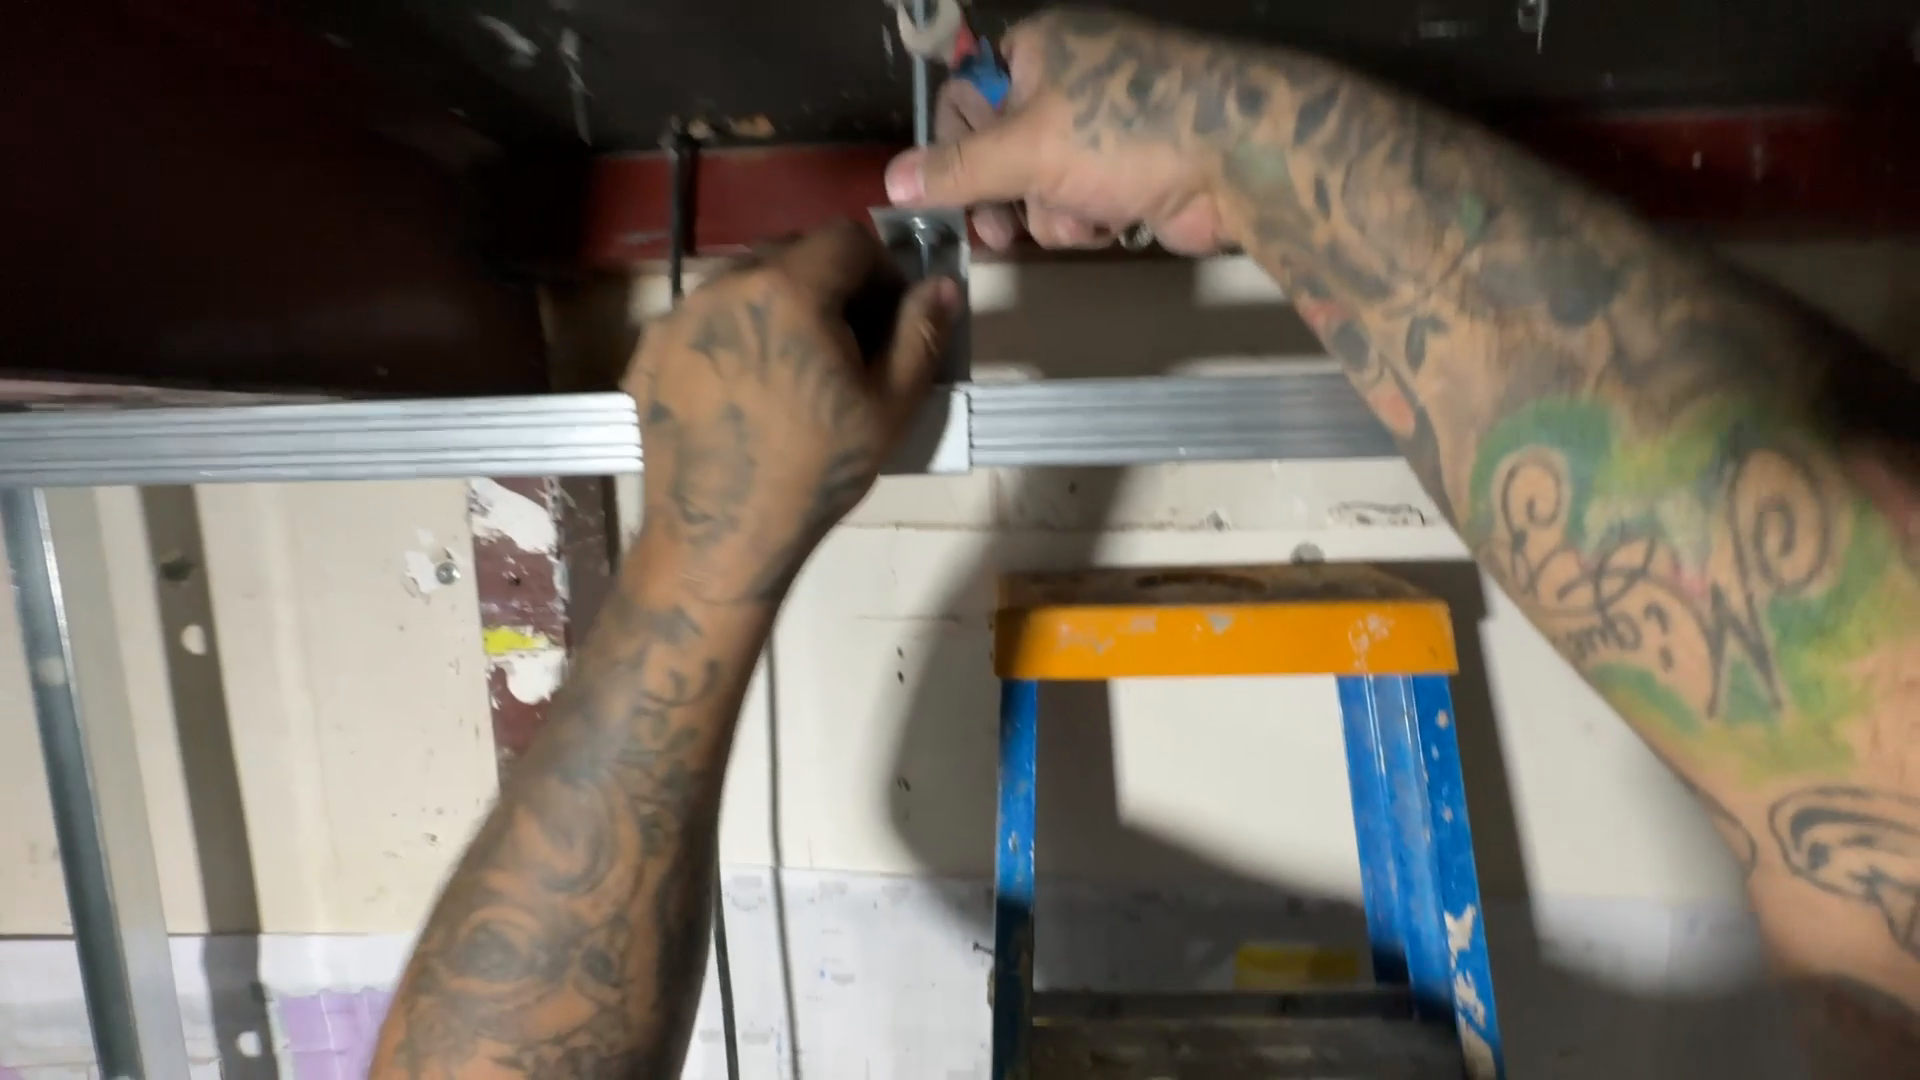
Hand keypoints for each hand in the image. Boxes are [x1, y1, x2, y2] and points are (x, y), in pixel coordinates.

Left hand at [624, 221, 957, 599]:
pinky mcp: (647, 352)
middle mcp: (722, 285)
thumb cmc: (816, 473)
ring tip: (791, 371)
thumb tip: (942, 284)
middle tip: (845, 348)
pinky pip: (703, 319)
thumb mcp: (888, 409)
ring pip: (743, 284)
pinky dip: (733, 335)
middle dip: (829, 286)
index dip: (881, 271)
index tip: (888, 318)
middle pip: (792, 254)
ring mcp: (676, 318)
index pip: (848, 239)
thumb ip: (920, 336)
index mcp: (787, 289)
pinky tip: (744, 391)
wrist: (720, 538)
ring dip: (779, 307)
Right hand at [888, 10, 1241, 253]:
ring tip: (1082, 212)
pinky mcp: (1119, 177)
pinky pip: (1072, 210)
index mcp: (1036, 53)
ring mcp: (1093, 135)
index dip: (956, 152)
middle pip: (996, 156)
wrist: (1233, 162)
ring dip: (1051, 215)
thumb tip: (891, 181)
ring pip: (1034, 192)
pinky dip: (1084, 223)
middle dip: (1006, 197)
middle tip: (1002, 230)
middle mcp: (1062, 88)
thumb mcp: (1028, 149)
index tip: (952, 194)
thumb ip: (957, 170)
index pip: (964, 101)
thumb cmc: (1126, 133)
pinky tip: (1110, 220)